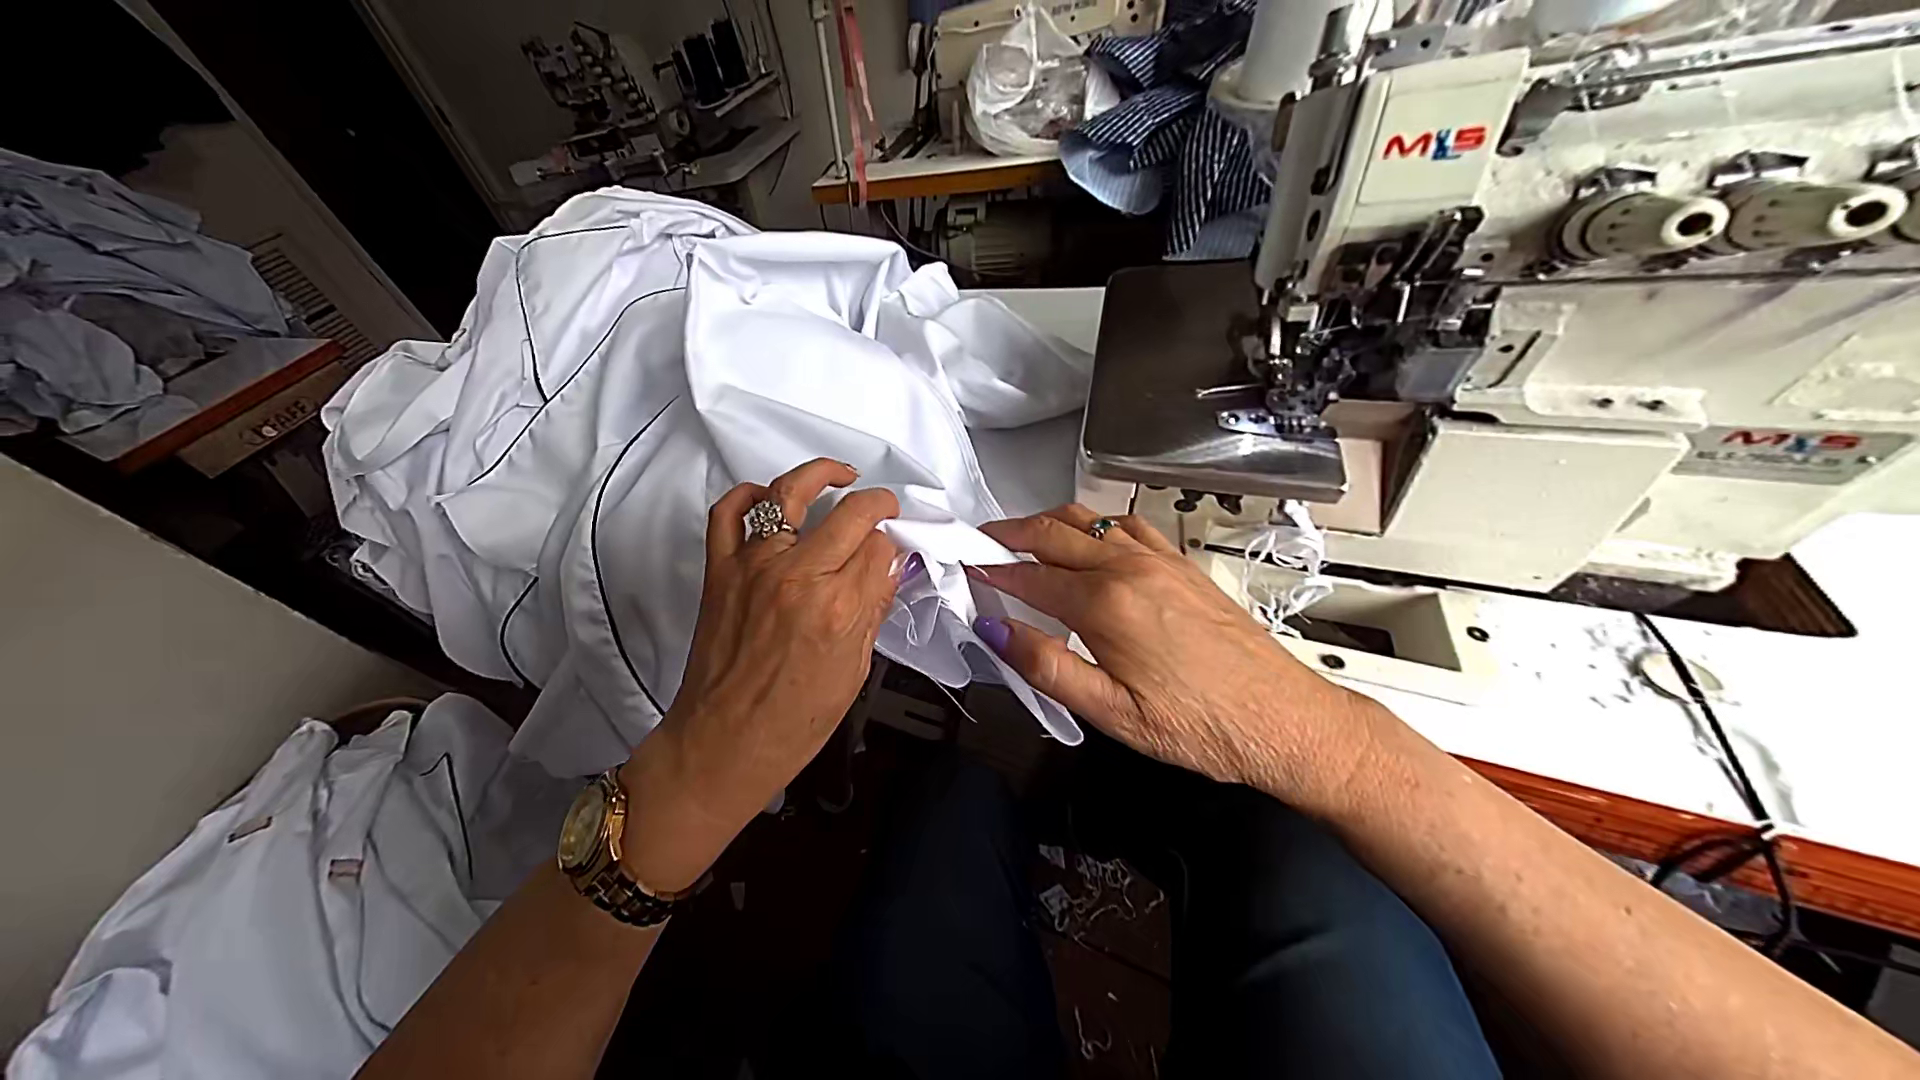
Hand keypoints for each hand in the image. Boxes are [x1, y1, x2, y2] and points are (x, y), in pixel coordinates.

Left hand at [618, 458, 900, 889]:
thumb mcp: (855, 670)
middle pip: (850, 513)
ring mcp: (754, 567)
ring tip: (840, 475)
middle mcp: (798, 577)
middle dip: (877, 504)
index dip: (892, 544)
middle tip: (883, 508)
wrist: (723, 745)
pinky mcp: (720, 570)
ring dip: (822, 474)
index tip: (892, 549)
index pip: (880, 547)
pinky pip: (728, 512)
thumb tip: (887, 566)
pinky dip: (748, 493)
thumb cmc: (794, 722)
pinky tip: (770, 495)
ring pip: (790, 493)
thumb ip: (873, 608)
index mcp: (839, 608)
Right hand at [967, 505, 1388, 810]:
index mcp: (1106, 605)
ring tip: (1022, 531)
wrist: (1285, 721)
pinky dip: (1096, 521)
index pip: (1029, 576)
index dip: (991, 570)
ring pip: (1089, 520)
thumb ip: (1046, 666)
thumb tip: (997, 630)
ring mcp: (1160, 561)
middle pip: (1053, 534)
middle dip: (1009, 533)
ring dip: (1048, 521)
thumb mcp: (1112, 714)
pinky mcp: (1182, 565)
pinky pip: (1129, 524)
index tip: (967, 568)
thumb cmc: (1204, 726)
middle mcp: (1131, 570)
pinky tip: (1092, 533)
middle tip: (981, 539)